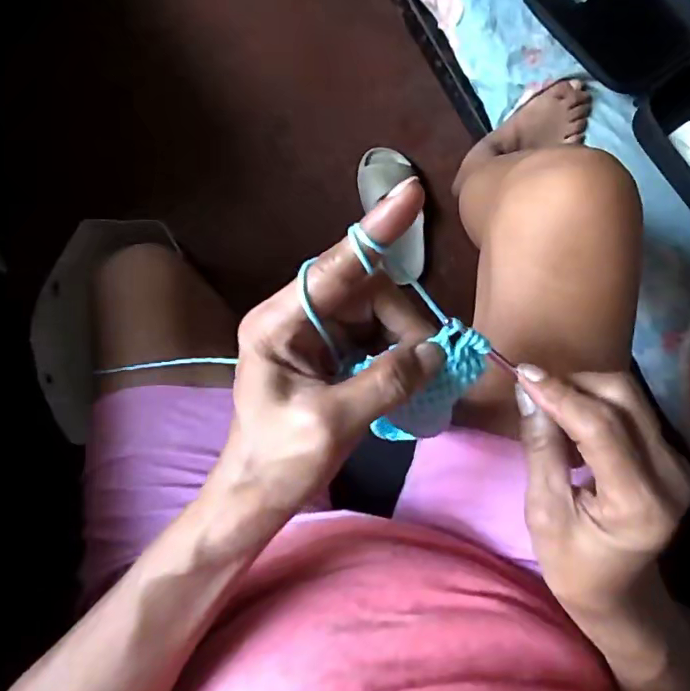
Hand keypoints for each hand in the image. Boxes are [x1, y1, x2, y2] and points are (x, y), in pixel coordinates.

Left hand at [204, 181, 442, 528]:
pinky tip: (411, 374)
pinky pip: (375, 336)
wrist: (255, 497)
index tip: (409, 193)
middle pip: (365, 291)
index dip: (376, 230)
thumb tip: (435, 352)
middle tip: (430, 361)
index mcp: (278, 322)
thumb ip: (386, 381)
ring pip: (376, 312)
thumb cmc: (278, 462)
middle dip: (403, 320)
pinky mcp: (329, 353)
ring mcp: (313, 334)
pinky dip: (397, 351)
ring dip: (404, 338)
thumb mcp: (333, 422)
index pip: (335, 267)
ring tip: (420, 377)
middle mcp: (294, 317)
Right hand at [515, 366, 689, 649]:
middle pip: (623, 398)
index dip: (560, 393)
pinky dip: (596, 403)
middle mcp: (669, 476)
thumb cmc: (573, 564)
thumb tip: (528, 392)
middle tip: (534, 389)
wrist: (619, 595)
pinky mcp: (672, 456)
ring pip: (629, 397)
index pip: (601, 426)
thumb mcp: (544, 512)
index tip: (522, 372)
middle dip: (574, 382)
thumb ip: (541, 448)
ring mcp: (677, 464)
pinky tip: (572, 422)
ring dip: (584, 389)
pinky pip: (632, 410)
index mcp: (638, 502)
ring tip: (550, 406)